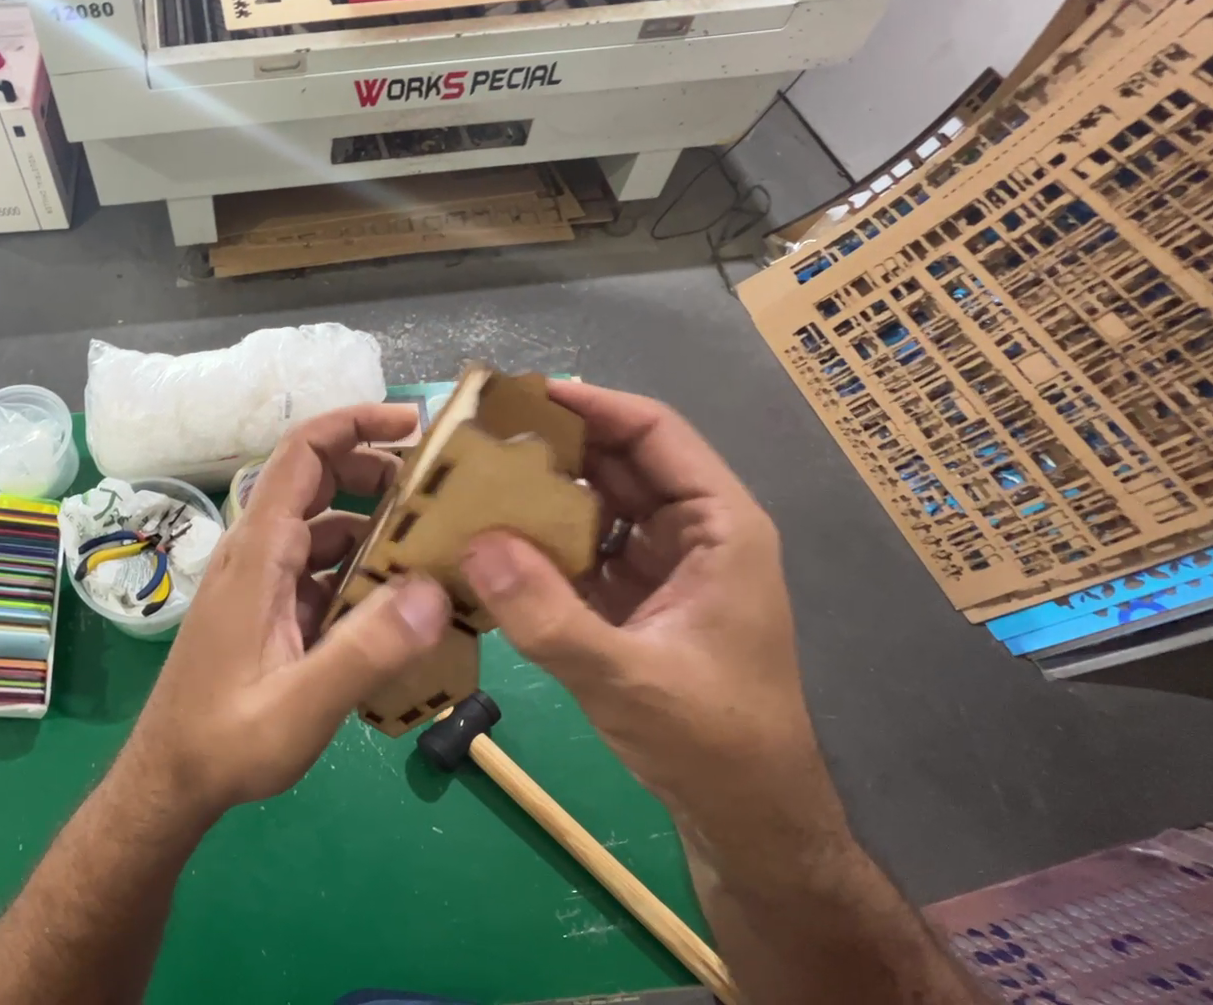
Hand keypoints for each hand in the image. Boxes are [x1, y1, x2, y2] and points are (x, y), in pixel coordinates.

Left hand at [120, 405, 450, 819]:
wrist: (172, 778)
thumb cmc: (226, 739)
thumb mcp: (301, 704)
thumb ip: (366, 650)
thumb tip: (434, 590)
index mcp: (258, 554)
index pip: (302, 455)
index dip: (354, 424)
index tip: (413, 424)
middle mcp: (256, 554)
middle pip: (316, 480)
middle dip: (376, 472)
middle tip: (438, 493)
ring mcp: (260, 581)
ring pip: (322, 527)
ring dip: (373, 525)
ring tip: (432, 547)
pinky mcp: (267, 609)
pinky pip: (318, 568)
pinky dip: (358, 568)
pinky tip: (397, 599)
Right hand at [460, 382, 842, 842]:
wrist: (742, 816)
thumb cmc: (712, 740)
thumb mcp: (626, 676)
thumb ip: (547, 615)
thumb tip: (473, 543)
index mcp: (719, 526)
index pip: (655, 433)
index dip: (593, 405)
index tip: (523, 396)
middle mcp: (690, 533)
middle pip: (617, 463)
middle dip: (551, 447)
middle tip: (477, 437)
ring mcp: (658, 567)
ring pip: (593, 508)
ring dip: (538, 495)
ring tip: (470, 481)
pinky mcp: (630, 600)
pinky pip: (578, 552)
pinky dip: (536, 544)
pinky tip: (487, 542)